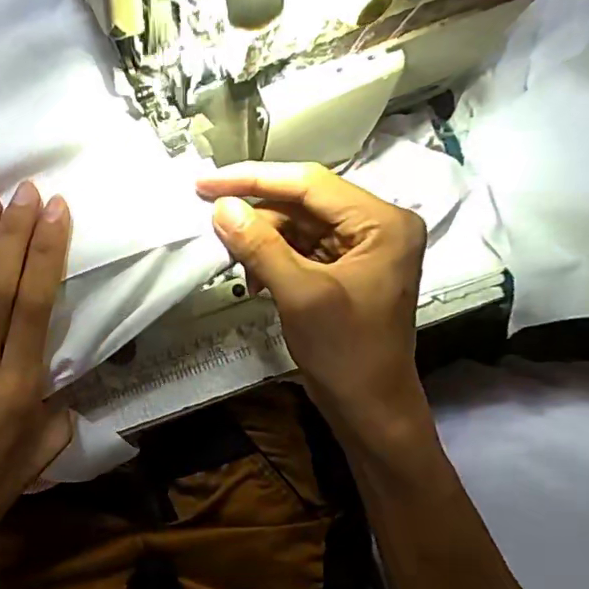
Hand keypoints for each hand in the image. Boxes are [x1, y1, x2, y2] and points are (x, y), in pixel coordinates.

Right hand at [197, 163, 429, 439]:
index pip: (310, 183)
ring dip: (263, 239)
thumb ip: (261, 246)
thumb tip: (222, 207)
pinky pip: (304, 248)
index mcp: (382, 222)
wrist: (370, 410)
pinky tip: (254, 276)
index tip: (206, 181)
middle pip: (304, 202)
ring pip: (300, 225)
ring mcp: (364, 248)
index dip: (254, 178)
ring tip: (231, 256)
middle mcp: (378, 226)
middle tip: (211, 221)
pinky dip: (274, 257)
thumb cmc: (346, 354)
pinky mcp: (348, 270)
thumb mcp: (300, 295)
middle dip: (257, 213)